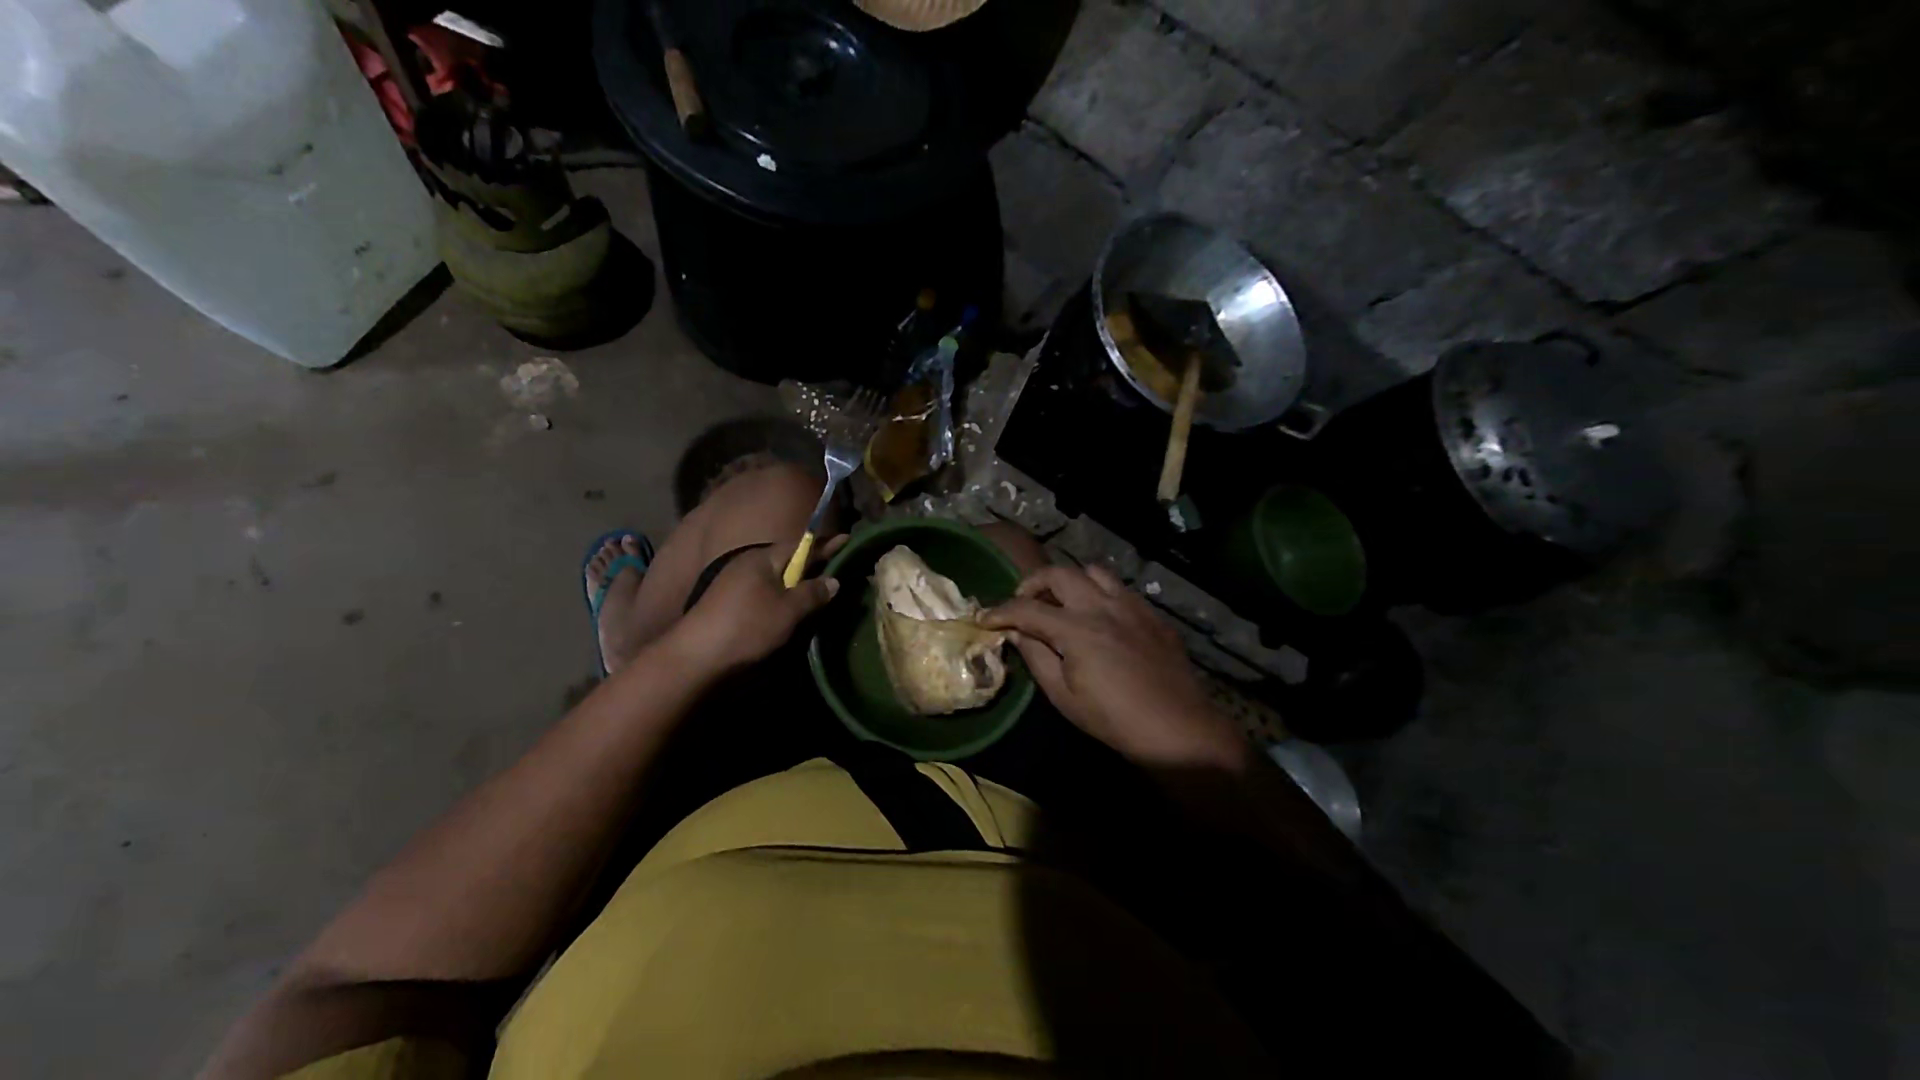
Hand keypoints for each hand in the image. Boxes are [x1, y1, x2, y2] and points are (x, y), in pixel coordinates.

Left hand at [666, 539, 842, 676]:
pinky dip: (782, 596)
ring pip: (776, 577)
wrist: (696, 657)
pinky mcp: (729, 604)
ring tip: (820, 588)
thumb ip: (813, 592)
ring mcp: (736, 583)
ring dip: (797, 582)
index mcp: (763, 558)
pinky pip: (765, 591)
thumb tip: (833, 581)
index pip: (802, 545)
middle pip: (788, 560)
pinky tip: (791, 607)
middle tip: (838, 564)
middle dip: (813, 562)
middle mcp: (748, 564)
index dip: (826, 544)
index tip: (848, 538)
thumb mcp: (788, 610)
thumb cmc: (747, 626)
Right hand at [982, 565, 1251, 770]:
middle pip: (1059, 574)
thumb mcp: (1064, 696)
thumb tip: (1018, 633)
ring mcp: (1131, 606)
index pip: (1028, 609)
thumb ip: (1037, 657)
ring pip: (1093, 572)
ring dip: (1070, 581)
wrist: (1177, 728)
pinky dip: (1099, 593)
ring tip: (1063, 603)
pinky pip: (1119, 589)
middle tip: (1023, 603)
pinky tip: (1099, 618)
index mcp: (1077, 628)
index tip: (985, 618)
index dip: (1001, 612)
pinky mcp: (1151, 614)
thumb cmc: (1114, 719)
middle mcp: (1102, 606)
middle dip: (1033, 583)